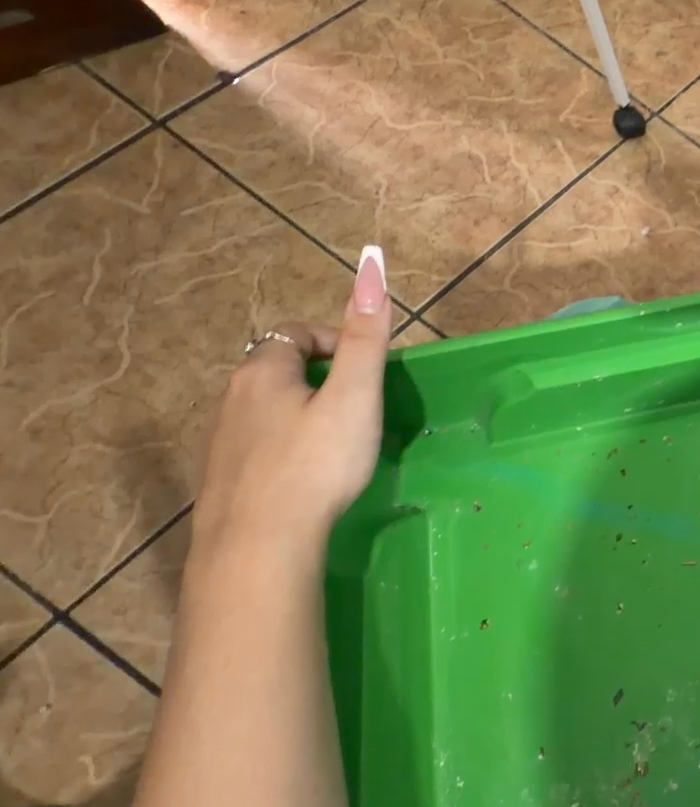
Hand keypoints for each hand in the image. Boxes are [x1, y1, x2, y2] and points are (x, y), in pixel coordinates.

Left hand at [194, 247, 392, 554]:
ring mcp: (220, 440)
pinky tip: (310, 472)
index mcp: (263, 372)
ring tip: (341, 441)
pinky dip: (287, 444)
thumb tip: (373, 262)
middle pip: (282, 369)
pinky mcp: (221, 477)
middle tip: (363, 408)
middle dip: (324, 378)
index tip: (369, 375)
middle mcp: (231, 397)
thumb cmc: (317, 462)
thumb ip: (366, 334)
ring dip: (305, 411)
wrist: (259, 544)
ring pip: (269, 407)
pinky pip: (259, 442)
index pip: (299, 334)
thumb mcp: (356, 395)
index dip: (339, 344)